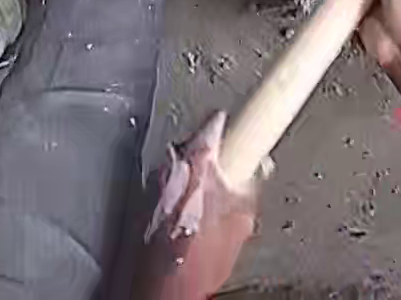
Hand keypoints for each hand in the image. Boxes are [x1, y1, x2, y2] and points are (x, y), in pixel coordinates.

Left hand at [134, 112, 264, 299]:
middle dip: (210, 153)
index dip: (229, 120)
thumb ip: (250, 188)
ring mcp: (153, 179)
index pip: (215, 121)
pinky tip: (184, 213)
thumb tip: (260, 167)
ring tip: (203, 199)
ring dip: (191, 171)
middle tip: (223, 173)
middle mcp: (171, 162)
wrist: (160, 292)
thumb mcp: (239, 223)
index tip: (237, 118)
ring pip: (179, 160)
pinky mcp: (140, 197)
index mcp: (198, 160)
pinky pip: (165, 180)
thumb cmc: (198, 260)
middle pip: (195, 141)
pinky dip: (176, 189)